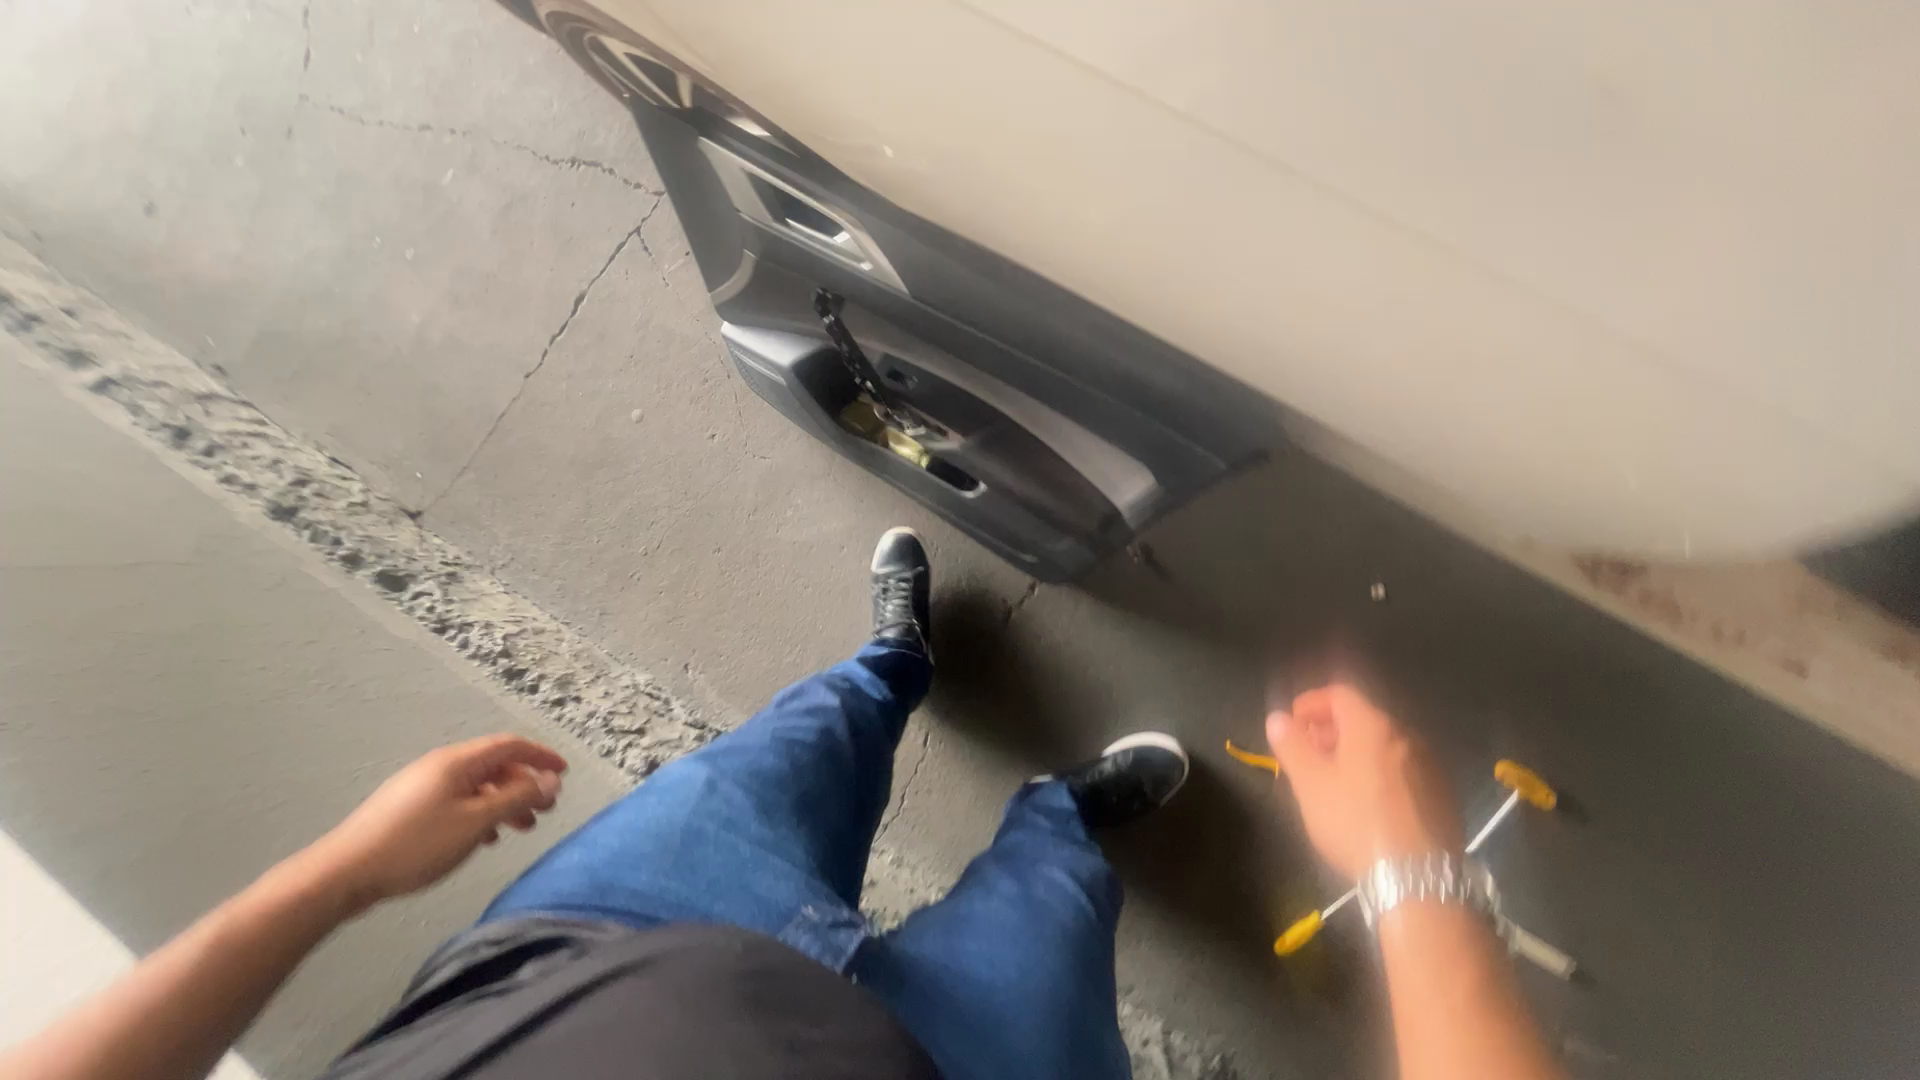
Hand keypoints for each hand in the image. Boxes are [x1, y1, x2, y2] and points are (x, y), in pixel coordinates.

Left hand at [304, 735, 567, 910]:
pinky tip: (483, 838)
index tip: (563, 775)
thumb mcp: (477, 821)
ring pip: (477, 787)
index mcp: (457, 762)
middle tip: (545, 810)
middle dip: (525, 785)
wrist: (340, 876)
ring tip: (518, 829)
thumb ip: (518, 797)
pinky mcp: (408, 810)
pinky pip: (458, 801)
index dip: (541, 756)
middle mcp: (440, 767)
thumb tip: (551, 781)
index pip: (510, 745)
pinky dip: (480, 813)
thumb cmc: (416, 844)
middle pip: (494, 766)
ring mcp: (421, 788)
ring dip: (504, 803)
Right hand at [1266, 684, 1460, 880]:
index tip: (1291, 724)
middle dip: (1330, 730)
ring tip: (1334, 781)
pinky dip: (1379, 772)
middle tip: (1307, 754)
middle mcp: (1406, 736)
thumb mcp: (1309, 784)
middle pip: (1363, 718)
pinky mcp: (1442, 795)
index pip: (1339, 694)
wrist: (1421, 880)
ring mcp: (1430, 766)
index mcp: (1372, 726)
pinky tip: (1367, 802)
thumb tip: (1278, 719)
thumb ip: (1291, 745)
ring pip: (1384, 745)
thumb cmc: (1355, 822)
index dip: (1310, 703)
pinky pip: (1402, 768)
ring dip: (1355, 752)